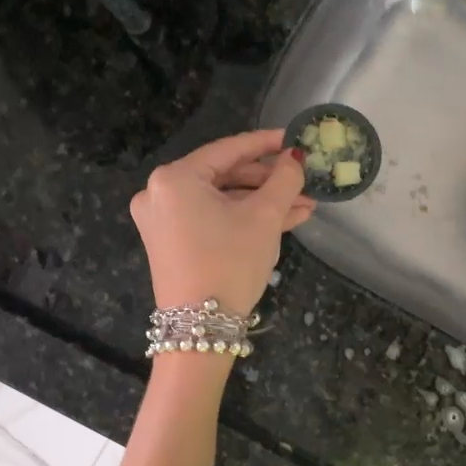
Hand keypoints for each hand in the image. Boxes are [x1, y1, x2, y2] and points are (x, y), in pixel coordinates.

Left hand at [130, 129, 314, 314]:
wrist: (201, 327)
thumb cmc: (230, 262)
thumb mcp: (264, 218)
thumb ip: (284, 180)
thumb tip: (295, 158)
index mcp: (175, 178)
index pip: (229, 149)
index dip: (267, 143)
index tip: (295, 138)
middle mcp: (160, 193)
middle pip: (225, 175)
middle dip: (269, 181)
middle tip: (304, 179)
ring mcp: (163, 220)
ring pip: (222, 200)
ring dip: (263, 202)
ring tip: (305, 206)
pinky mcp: (172, 242)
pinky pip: (212, 218)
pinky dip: (243, 219)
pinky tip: (284, 221)